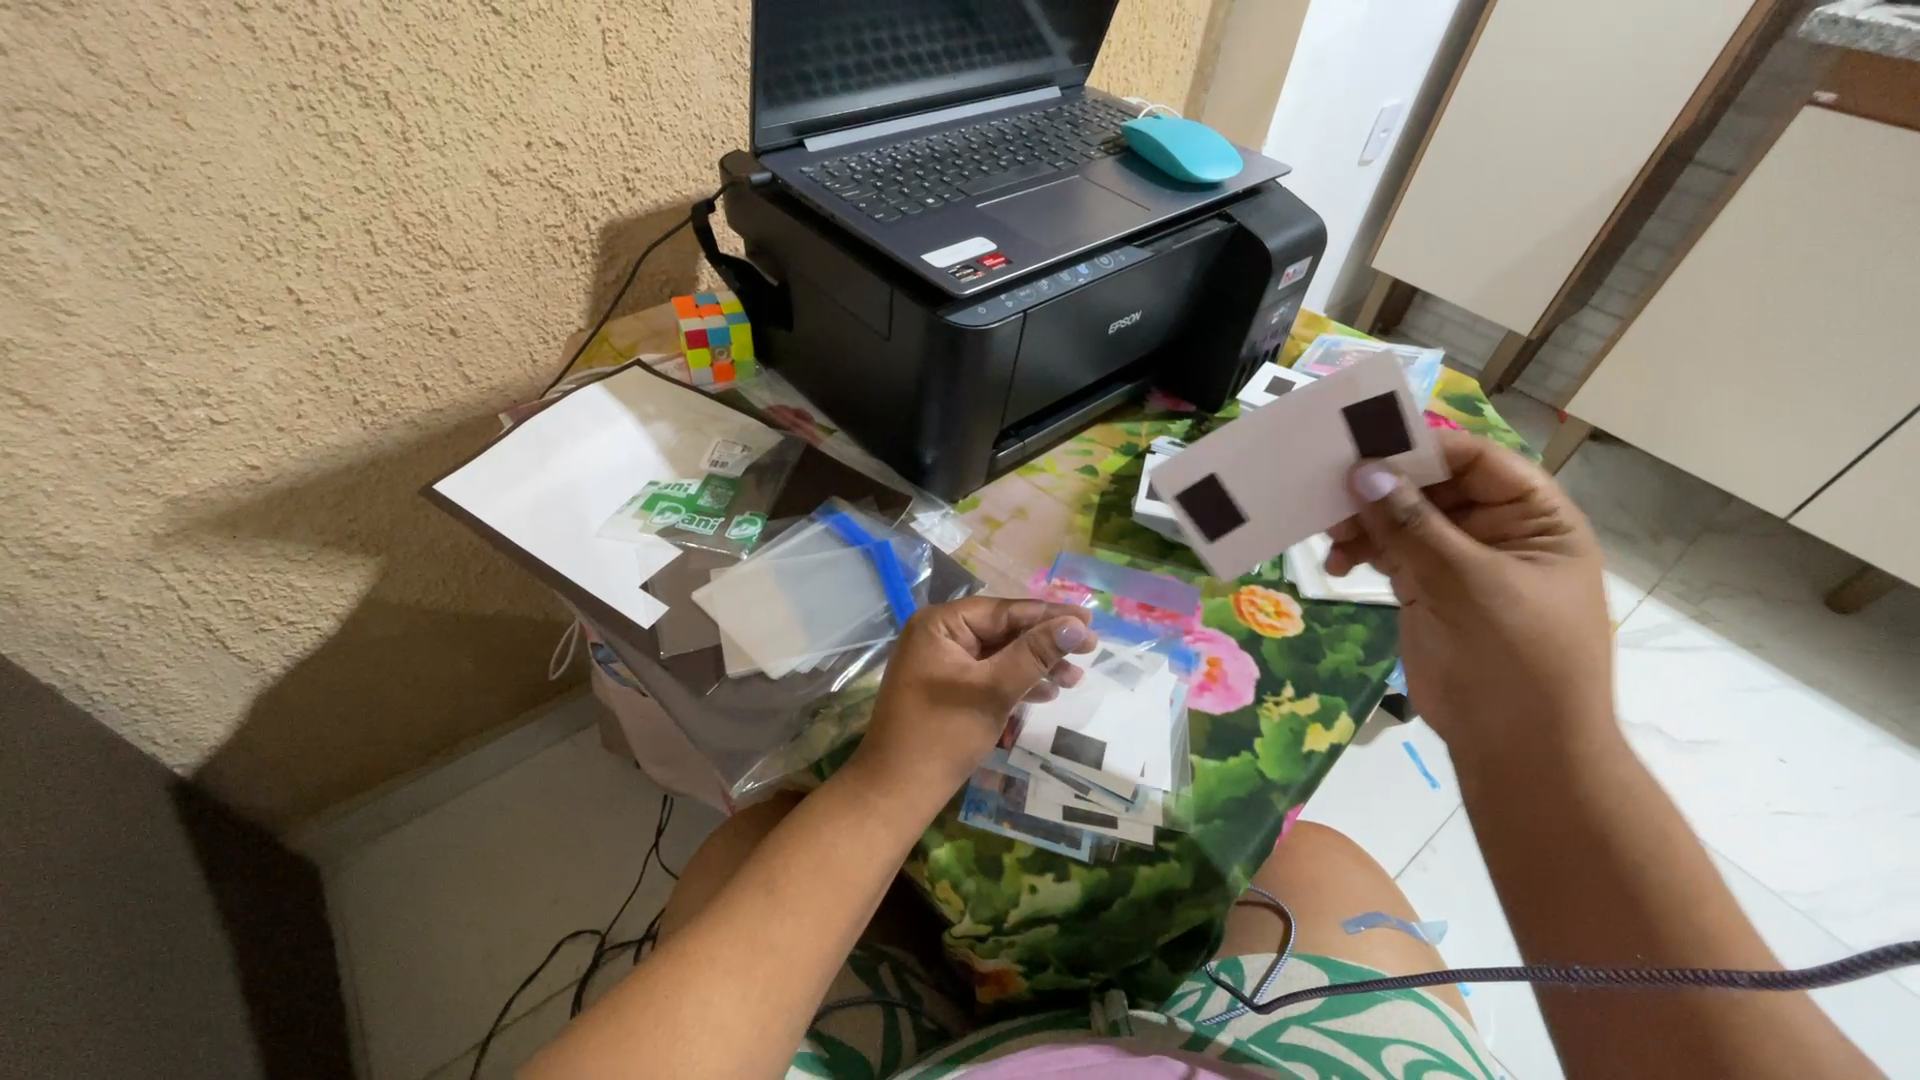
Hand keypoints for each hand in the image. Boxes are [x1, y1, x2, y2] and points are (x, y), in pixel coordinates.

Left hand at [849, 597, 1097, 798]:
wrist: (896, 791)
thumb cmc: (942, 735)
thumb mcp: (994, 690)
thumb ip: (1036, 654)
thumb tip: (1077, 624)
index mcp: (939, 623)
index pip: (1005, 610)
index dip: (1050, 615)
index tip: (1090, 621)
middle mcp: (937, 634)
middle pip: (1003, 630)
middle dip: (1045, 643)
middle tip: (1089, 652)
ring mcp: (939, 662)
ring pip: (999, 654)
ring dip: (1035, 665)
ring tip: (1073, 679)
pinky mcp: (946, 688)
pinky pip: (988, 674)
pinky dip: (1016, 681)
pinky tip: (1045, 692)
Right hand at [1325, 430, 1613, 760]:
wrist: (1518, 747)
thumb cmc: (1515, 660)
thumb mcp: (1467, 584)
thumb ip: (1413, 526)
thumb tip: (1363, 472)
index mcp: (1535, 518)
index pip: (1477, 461)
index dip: (1423, 450)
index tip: (1363, 450)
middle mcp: (1499, 531)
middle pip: (1432, 488)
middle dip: (1382, 491)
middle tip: (1330, 497)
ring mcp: (1460, 563)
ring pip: (1404, 521)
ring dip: (1365, 524)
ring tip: (1331, 538)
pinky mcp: (1428, 590)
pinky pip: (1390, 553)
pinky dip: (1362, 552)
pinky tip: (1338, 565)